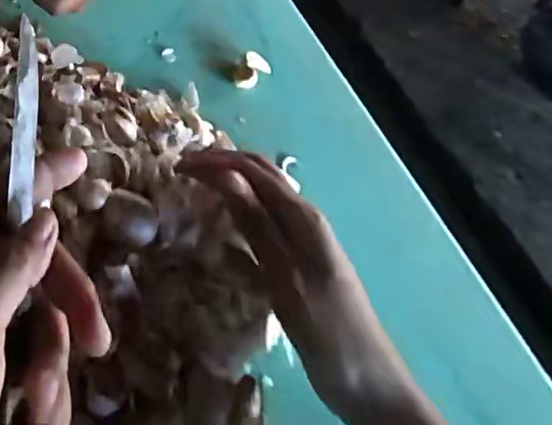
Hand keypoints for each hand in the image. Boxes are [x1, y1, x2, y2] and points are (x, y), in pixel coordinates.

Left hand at [0, 149, 112, 424]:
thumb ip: (11, 267)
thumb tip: (44, 214)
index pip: (3, 198)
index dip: (41, 175)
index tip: (80, 159)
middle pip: (40, 261)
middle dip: (69, 299)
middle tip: (98, 338)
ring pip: (48, 319)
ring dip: (51, 363)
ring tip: (31, 405)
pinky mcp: (0, 373)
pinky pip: (42, 364)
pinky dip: (44, 395)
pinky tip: (28, 418)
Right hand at [178, 151, 447, 424]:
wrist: (374, 389)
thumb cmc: (331, 334)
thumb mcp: (287, 280)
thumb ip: (258, 226)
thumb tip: (225, 174)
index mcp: (302, 216)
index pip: (251, 170)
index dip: (214, 161)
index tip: (178, 166)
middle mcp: (303, 219)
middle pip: (257, 175)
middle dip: (219, 165)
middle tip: (182, 170)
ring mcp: (303, 242)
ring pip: (259, 199)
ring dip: (228, 188)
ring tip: (194, 191)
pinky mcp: (298, 265)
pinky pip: (263, 231)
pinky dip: (238, 223)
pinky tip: (219, 239)